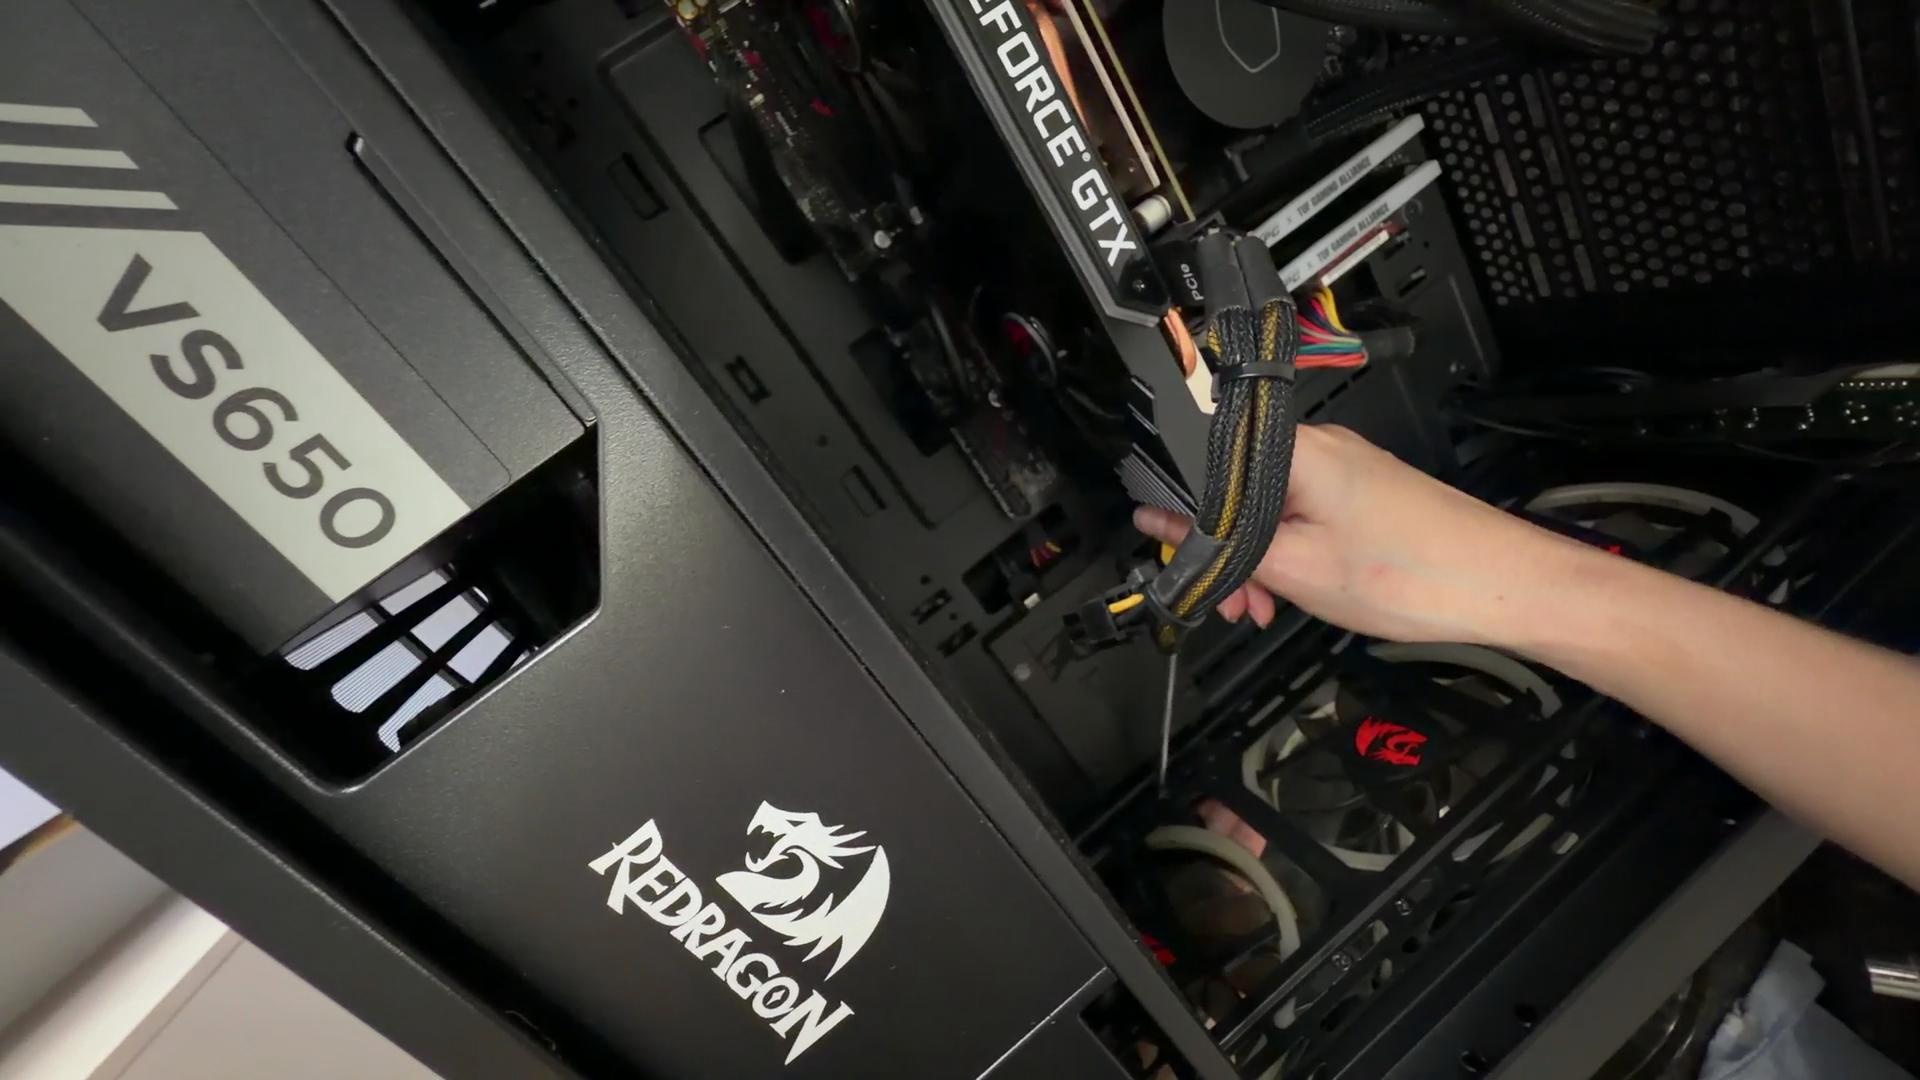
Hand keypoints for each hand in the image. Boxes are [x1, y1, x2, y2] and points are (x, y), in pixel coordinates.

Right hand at [1133, 425, 1594, 645]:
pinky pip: (1300, 516)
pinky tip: (1289, 590)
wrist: (1513, 588)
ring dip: (1255, 558)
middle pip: (1236, 492)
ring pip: (1267, 509)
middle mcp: (1315, 445)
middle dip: (1223, 550)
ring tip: (1261, 608)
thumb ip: (1216, 545)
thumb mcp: (1291, 568)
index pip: (1203, 466)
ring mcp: (1342, 467)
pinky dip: (1286, 552)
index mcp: (1292, 448)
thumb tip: (1153, 521)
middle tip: (1229, 603)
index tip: (1172, 559)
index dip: (1177, 515)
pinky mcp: (1361, 490)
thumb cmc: (1406, 575)